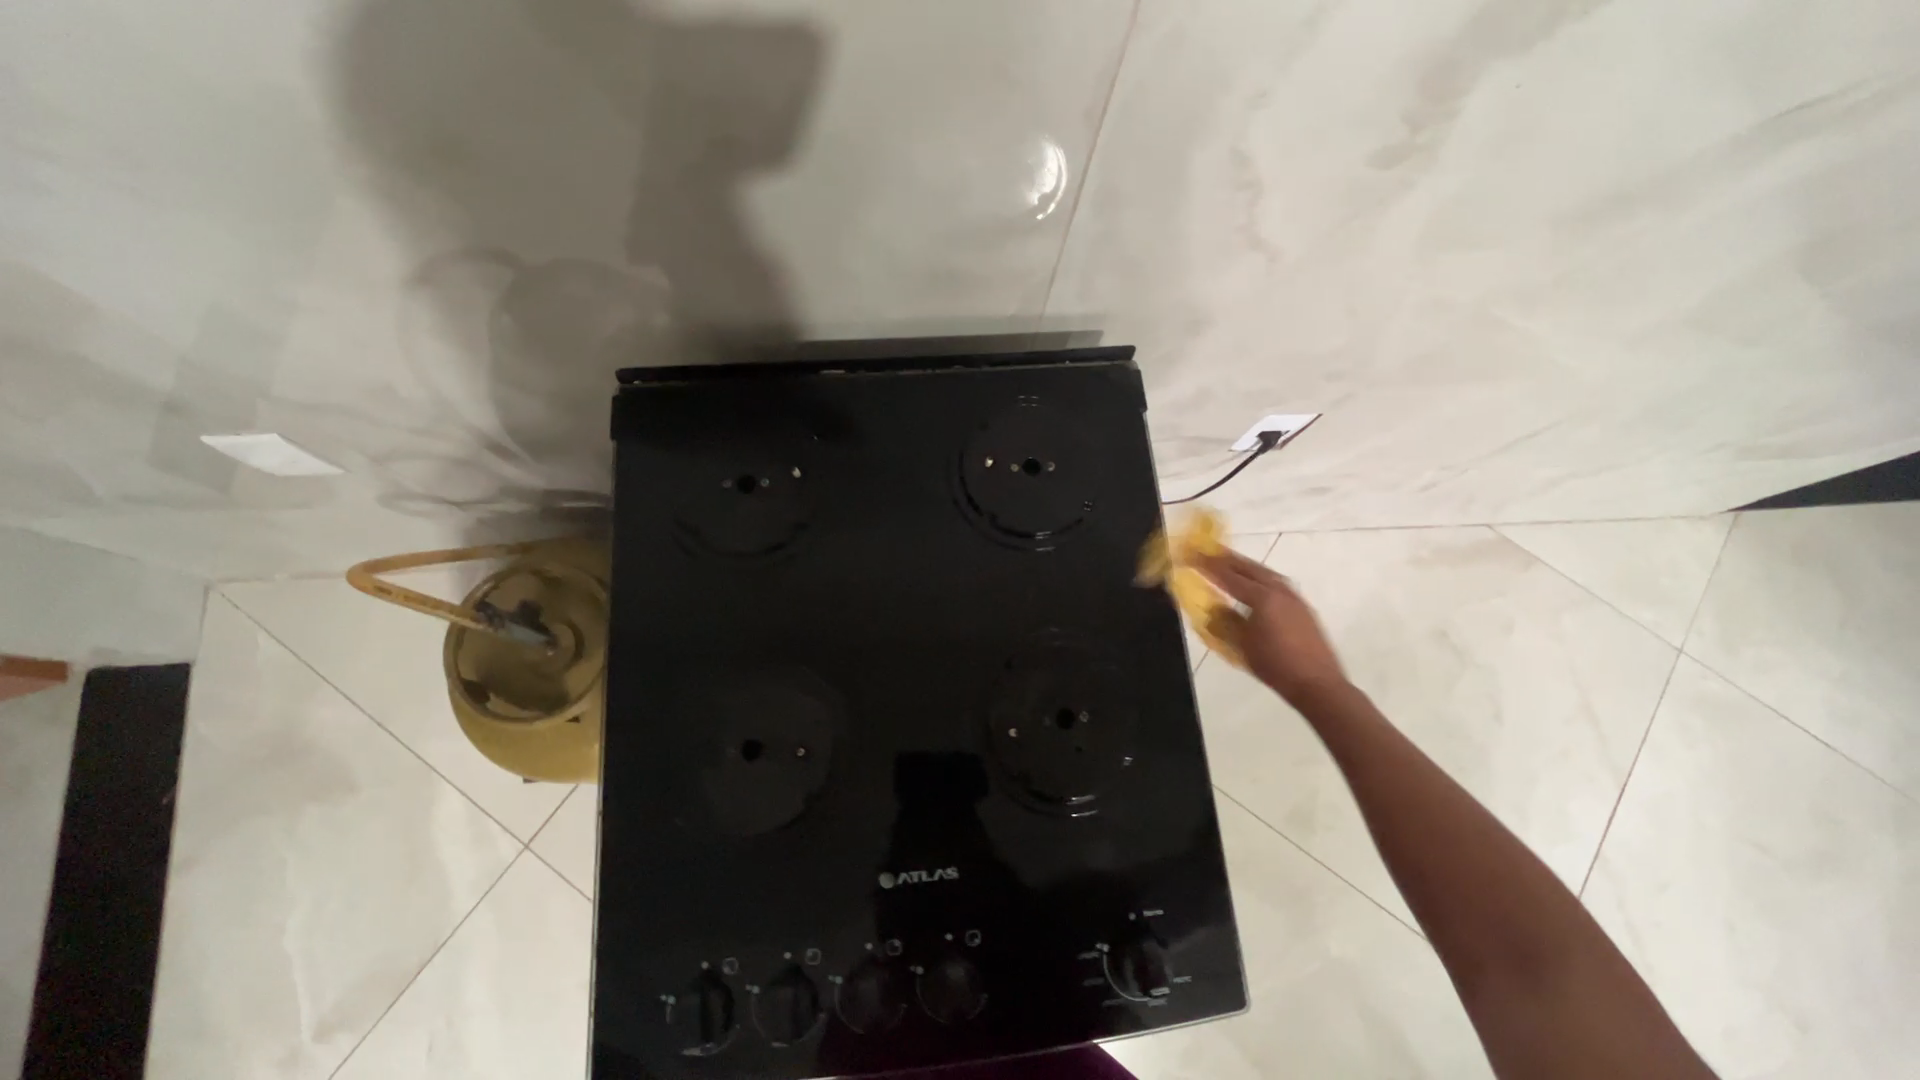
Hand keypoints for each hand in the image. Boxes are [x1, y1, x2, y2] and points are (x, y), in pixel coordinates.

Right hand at [1195, 548, 1347, 705]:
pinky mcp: (1302, 607)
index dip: (1207, 565)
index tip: (1191, 554)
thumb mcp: (1242, 646)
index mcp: (1262, 598)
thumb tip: (1214, 608)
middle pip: (1249, 567)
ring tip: (1229, 563)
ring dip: (1245, 566)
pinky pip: (1276, 583)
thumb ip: (1227, 622)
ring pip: (1265, 573)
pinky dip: (1259, 578)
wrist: (1317, 684)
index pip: (1228, 576)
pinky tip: (1254, 585)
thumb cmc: (1275, 667)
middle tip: (1207, 550)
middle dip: (1227, 558)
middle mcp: (1279, 590)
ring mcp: (1294, 598)